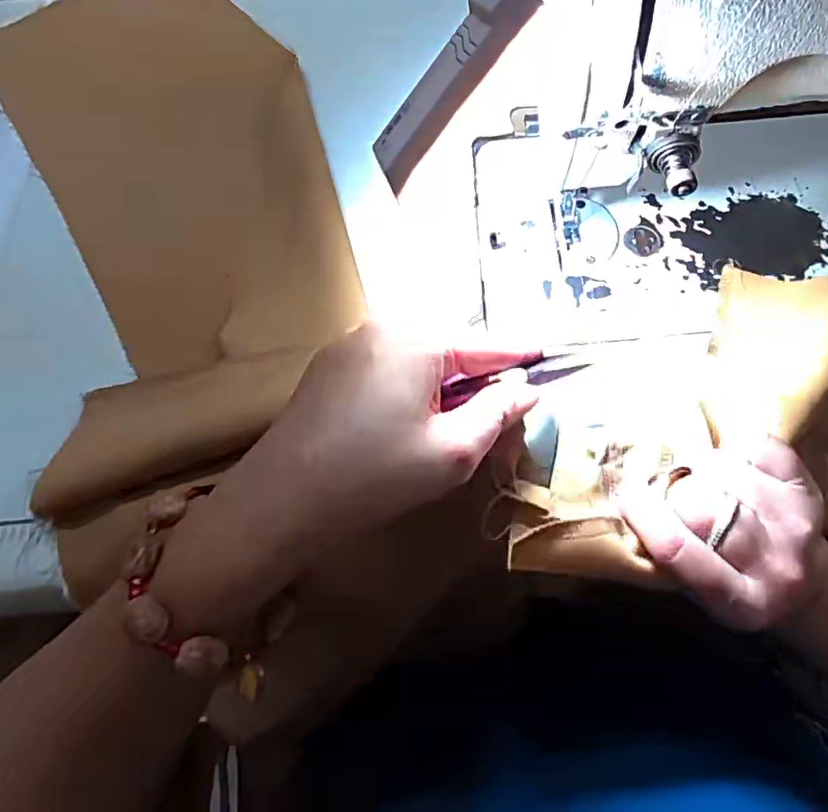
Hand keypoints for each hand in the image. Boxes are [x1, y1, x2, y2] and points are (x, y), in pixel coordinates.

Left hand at [224, 324, 541, 549]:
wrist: (280, 499)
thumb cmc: (376, 474)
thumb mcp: (453, 450)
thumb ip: (497, 412)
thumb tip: (526, 389)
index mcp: (417, 339)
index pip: (484, 343)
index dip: (518, 355)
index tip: (547, 358)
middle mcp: (382, 327)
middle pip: (449, 346)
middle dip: (476, 374)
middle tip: (498, 409)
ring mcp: (349, 344)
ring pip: (416, 356)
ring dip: (442, 382)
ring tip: (453, 421)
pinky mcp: (328, 367)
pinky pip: (387, 365)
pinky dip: (409, 384)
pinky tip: (407, 421)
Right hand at [619, 436, 827, 630]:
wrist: (809, 587)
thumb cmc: (736, 583)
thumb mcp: (701, 592)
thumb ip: (670, 556)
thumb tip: (626, 498)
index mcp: (741, 603)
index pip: (679, 550)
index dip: (645, 516)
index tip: (625, 493)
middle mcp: (776, 566)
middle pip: (704, 506)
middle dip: (674, 488)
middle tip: (668, 486)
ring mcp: (797, 525)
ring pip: (727, 471)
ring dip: (702, 465)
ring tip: (700, 474)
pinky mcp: (808, 489)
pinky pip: (758, 447)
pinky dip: (736, 446)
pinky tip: (731, 462)